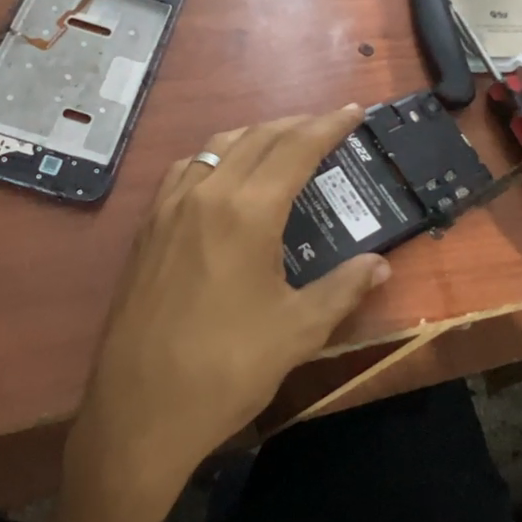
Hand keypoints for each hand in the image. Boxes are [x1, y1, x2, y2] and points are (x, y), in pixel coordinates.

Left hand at [69, 105, 392, 501]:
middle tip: (325, 127)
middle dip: (294, 126)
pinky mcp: (145, 231)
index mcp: (247, 211)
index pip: (295, 149)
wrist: (142, 409)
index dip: (327, 126)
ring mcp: (167, 210)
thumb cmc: (228, 369)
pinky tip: (221, 181)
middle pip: (255, 139)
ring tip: (278, 146)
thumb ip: (343, 289)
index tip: (353, 112)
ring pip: (215, 149)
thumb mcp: (298, 331)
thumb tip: (379, 265)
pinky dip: (213, 160)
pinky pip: (184, 173)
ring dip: (252, 138)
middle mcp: (205, 195)